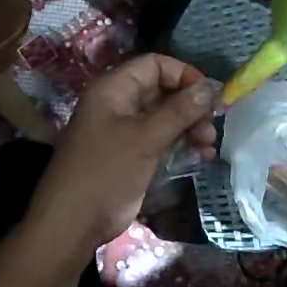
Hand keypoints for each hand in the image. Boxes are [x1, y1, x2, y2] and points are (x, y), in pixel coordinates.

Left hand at [30, 54, 217, 250]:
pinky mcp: (130, 157)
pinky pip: (160, 142)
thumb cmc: (106, 171)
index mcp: (114, 90)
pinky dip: (180, 146)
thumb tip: (213, 87)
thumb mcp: (146, 138)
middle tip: (212, 127)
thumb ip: (180, 110)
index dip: (184, 75)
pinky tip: (200, 158)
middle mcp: (118, 105)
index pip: (154, 65)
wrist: (73, 221)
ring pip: (165, 119)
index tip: (210, 96)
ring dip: (190, 128)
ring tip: (208, 146)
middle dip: (191, 106)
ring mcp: (123, 132)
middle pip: (162, 92)